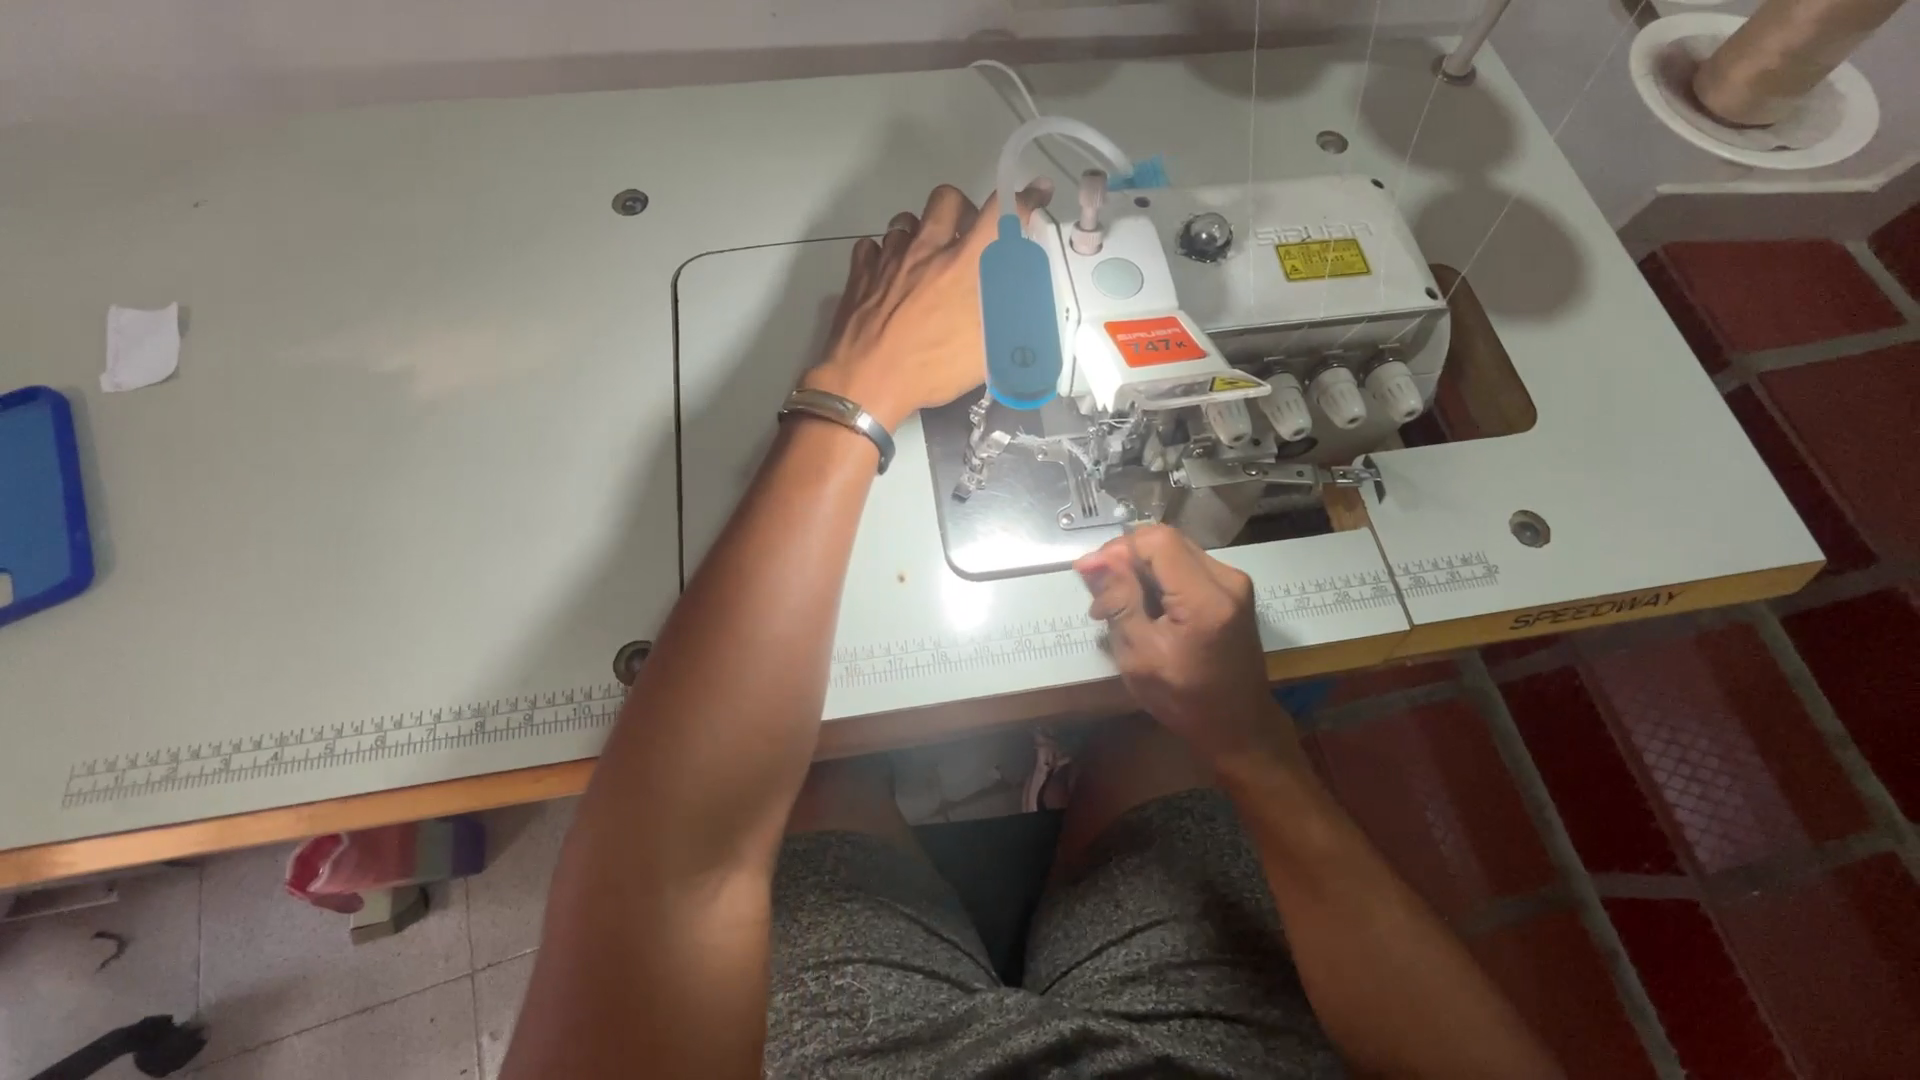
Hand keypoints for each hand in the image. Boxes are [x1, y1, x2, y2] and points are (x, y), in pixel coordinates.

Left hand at [804, 181, 1050, 431]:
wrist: (866, 383)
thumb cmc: (931, 370)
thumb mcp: (985, 353)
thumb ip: (1009, 321)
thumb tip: (1025, 305)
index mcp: (964, 265)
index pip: (1001, 214)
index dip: (1024, 198)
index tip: (1037, 193)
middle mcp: (926, 250)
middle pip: (947, 198)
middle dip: (962, 209)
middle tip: (965, 237)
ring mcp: (889, 258)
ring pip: (906, 220)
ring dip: (920, 231)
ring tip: (924, 258)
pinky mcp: (860, 272)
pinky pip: (872, 246)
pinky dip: (883, 254)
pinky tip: (888, 275)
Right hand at [1074, 525, 1294, 766]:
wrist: (1238, 726)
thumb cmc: (1184, 700)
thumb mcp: (1139, 655)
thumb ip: (1119, 600)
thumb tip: (1093, 560)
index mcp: (1206, 598)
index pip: (1157, 541)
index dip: (1118, 549)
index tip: (1091, 575)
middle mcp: (1228, 580)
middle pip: (1167, 541)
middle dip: (1127, 558)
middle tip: (1101, 592)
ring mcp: (1234, 582)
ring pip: (1175, 550)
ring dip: (1141, 569)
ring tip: (1120, 602)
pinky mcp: (1233, 589)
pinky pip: (1187, 566)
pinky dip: (1160, 578)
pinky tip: (1146, 606)